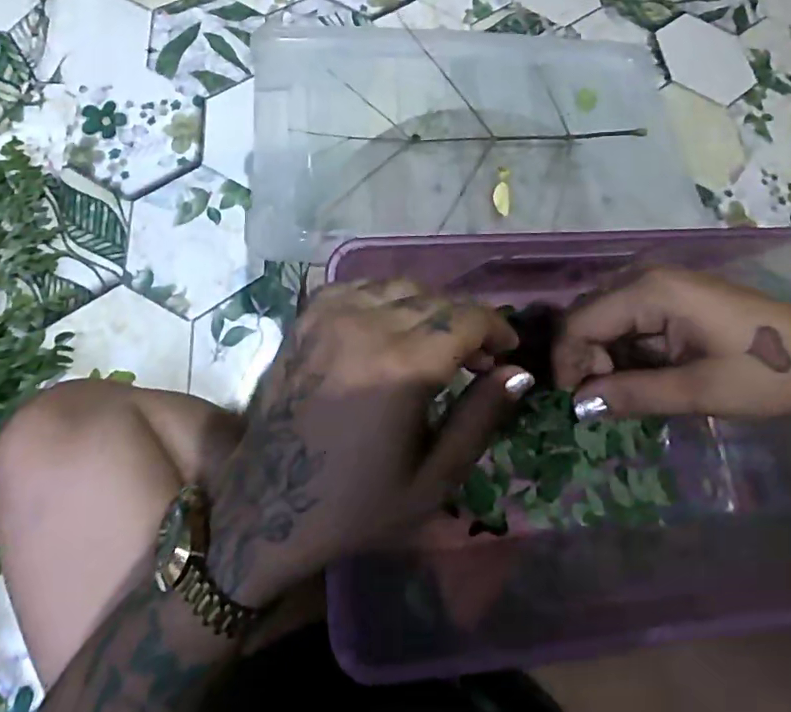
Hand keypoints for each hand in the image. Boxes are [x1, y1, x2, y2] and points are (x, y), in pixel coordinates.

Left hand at [204, 279, 527, 605]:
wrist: (270, 504)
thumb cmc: (358, 503)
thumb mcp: (433, 477)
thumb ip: (480, 418)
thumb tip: (520, 371)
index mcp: (401, 366)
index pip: (466, 319)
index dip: (496, 328)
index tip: (507, 350)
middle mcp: (366, 327)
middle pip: (436, 300)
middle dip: (466, 322)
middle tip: (476, 358)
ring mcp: (330, 317)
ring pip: (399, 287)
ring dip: (428, 308)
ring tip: (435, 344)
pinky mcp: (306, 318)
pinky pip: (359, 287)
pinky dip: (385, 299)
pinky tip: (389, 329)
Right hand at [553, 267, 790, 419]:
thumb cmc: (770, 373)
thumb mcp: (700, 391)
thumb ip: (633, 395)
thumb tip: (578, 406)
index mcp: (650, 290)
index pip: (580, 322)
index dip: (567, 363)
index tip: (574, 406)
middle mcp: (647, 277)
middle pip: (589, 316)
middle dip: (584, 360)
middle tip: (599, 404)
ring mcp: (661, 285)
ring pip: (606, 319)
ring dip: (604, 357)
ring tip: (624, 396)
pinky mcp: (673, 298)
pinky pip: (630, 321)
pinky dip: (626, 351)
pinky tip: (643, 379)